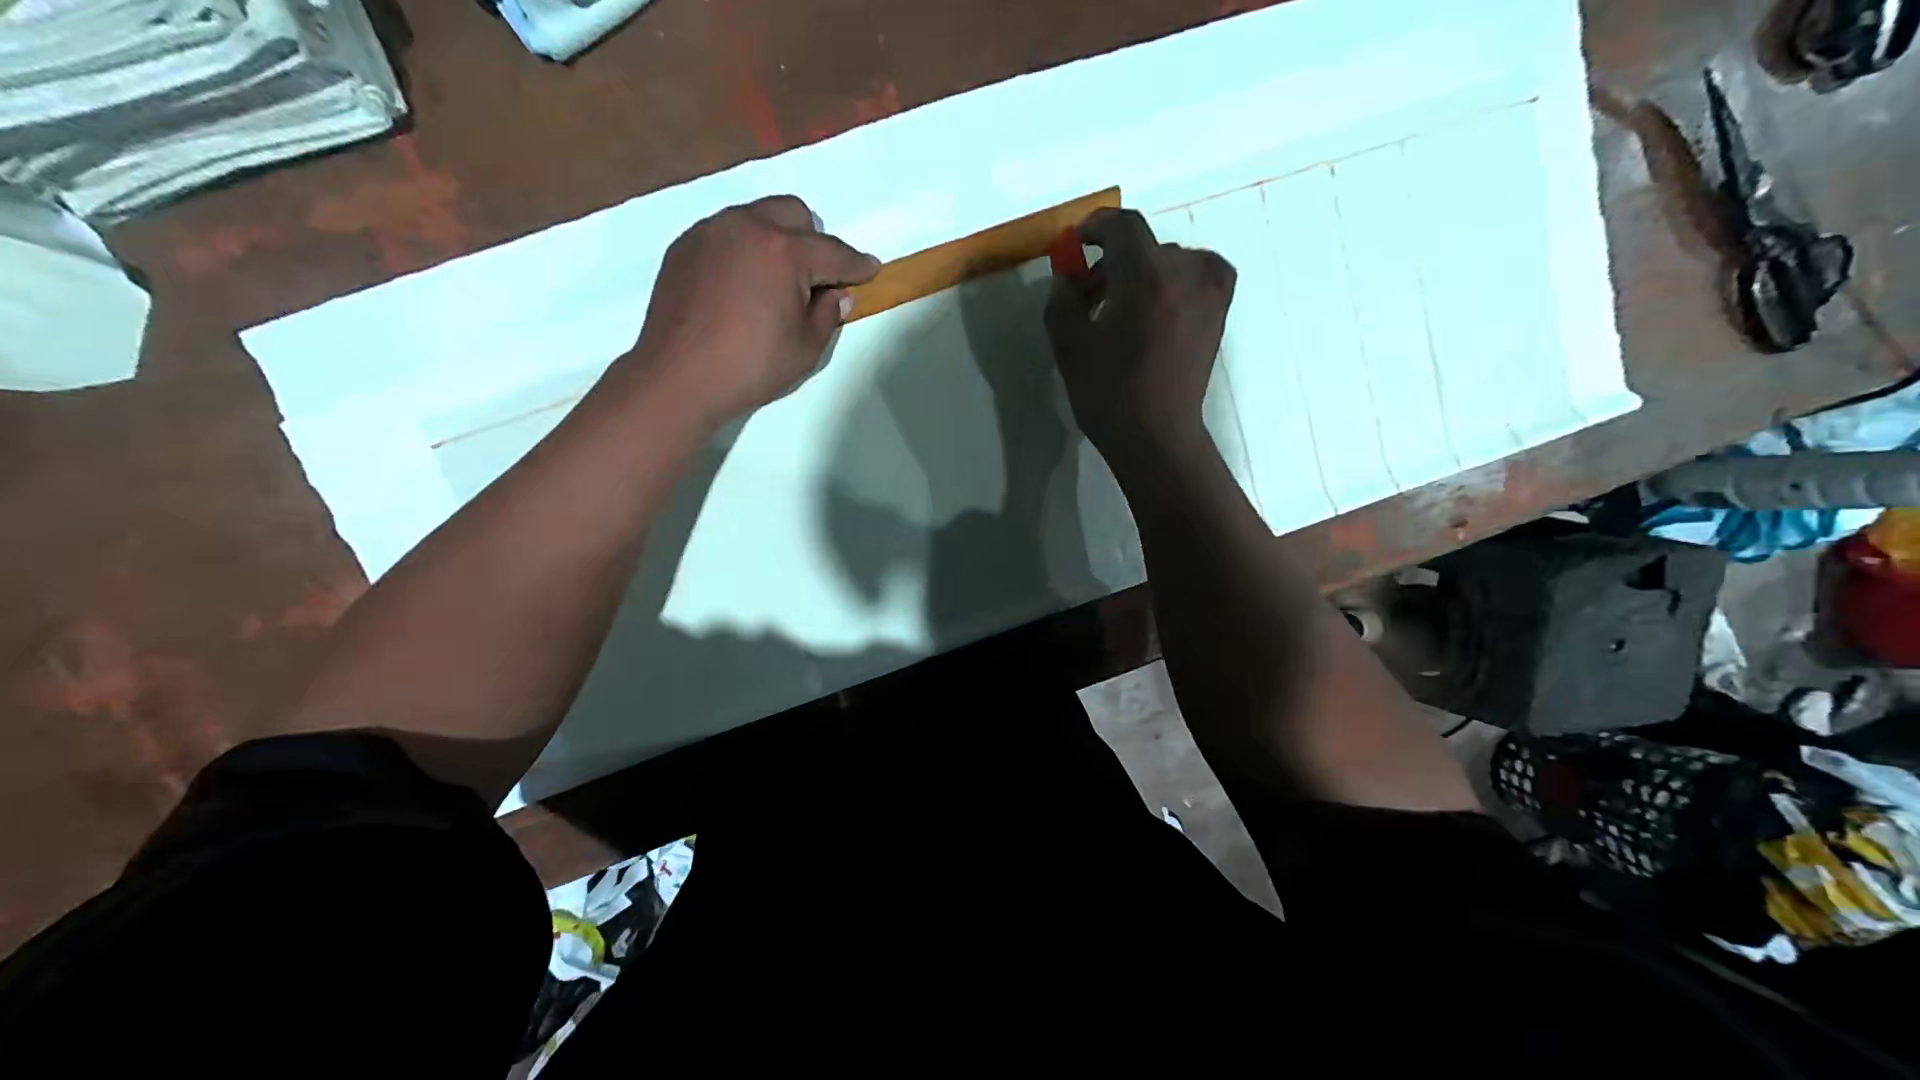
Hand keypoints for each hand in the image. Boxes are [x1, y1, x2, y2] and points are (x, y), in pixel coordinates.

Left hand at [629, 195, 880, 424]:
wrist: (678, 378)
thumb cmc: (750, 367)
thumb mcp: (805, 348)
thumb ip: (828, 314)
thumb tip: (838, 295)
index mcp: (784, 251)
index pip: (833, 252)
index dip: (857, 265)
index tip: (871, 269)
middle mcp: (747, 226)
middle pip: (794, 214)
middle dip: (813, 241)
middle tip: (815, 277)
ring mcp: (711, 231)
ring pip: (757, 217)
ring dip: (776, 240)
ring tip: (775, 279)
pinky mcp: (685, 245)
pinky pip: (725, 233)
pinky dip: (743, 250)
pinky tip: (741, 285)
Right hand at [1044, 207, 1235, 466]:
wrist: (1157, 437)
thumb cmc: (1109, 395)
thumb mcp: (1069, 345)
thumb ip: (1062, 299)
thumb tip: (1068, 277)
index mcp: (1148, 276)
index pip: (1123, 226)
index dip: (1096, 226)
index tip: (1076, 241)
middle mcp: (1188, 271)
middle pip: (1144, 247)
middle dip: (1113, 262)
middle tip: (1088, 293)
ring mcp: (1211, 290)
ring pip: (1168, 261)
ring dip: (1140, 274)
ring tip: (1118, 311)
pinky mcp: (1220, 310)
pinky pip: (1191, 276)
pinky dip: (1167, 283)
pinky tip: (1150, 313)